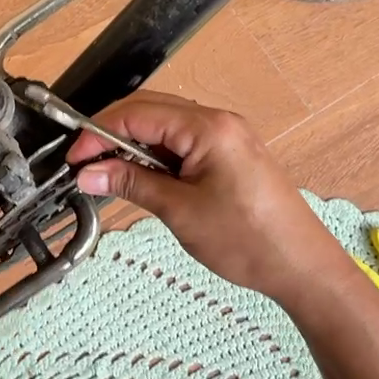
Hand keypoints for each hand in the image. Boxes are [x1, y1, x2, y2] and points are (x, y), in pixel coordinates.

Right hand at [66, 91, 346, 300]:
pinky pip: (182, 142)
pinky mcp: (230, 154)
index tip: (74, 159)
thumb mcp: (179, 211)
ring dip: (133, 145)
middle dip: (112, 133)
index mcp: (208, 128)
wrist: (304, 268)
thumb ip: (130, 184)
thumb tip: (87, 174)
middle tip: (85, 164)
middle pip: (150, 111)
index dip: (99, 133)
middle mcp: (218, 122)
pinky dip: (156, 156)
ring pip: (164, 127)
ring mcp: (226, 136)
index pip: (137, 114)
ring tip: (108, 173)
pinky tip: (141, 177)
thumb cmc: (248, 240)